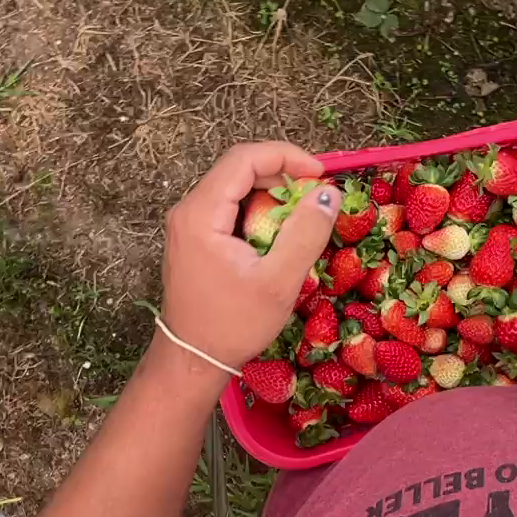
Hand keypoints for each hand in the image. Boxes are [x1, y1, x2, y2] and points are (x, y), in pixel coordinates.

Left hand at [160, 142, 339, 368]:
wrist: (193, 360)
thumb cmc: (233, 324)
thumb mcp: (279, 281)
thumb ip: (306, 234)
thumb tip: (328, 194)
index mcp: (201, 214)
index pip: (243, 159)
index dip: (285, 156)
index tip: (319, 174)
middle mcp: (188, 211)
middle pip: (238, 170)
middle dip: (281, 174)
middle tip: (316, 196)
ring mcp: (188, 225)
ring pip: (234, 189)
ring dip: (272, 194)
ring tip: (302, 215)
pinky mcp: (194, 239)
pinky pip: (229, 209)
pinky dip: (258, 212)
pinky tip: (280, 234)